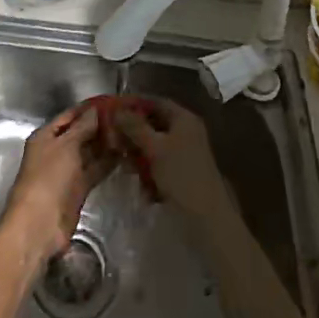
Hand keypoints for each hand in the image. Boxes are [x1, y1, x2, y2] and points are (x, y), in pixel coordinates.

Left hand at [2, 104, 115, 257]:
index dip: (88, 109)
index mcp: (46, 136)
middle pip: (80, 133)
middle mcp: (56, 150)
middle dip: (100, 126)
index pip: (69, 116)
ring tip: (131, 133)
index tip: (112, 102)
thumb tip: (95, 110)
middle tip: (128, 118)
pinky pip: (95, 170)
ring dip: (106, 144)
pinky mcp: (78, 188)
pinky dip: (107, 163)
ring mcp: (67, 170)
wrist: (40, 224)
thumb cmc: (48, 178)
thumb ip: (82, 128)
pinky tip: (126, 154)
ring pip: (89, 152)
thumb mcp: (65, 147)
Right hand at [112, 99, 230, 219]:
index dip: (133, 103)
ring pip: (153, 145)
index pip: (155, 101)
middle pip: (153, 124)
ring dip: (138, 154)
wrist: (207, 216)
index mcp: (183, 119)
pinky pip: (159, 163)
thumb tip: (116, 110)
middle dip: (132, 133)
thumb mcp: (154, 147)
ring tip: (127, 167)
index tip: (111, 110)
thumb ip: (134, 127)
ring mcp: (184, 152)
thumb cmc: (181, 174)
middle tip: (113, 141)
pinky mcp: (181, 172)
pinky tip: (142, 185)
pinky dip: (148, 171)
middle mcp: (185, 131)